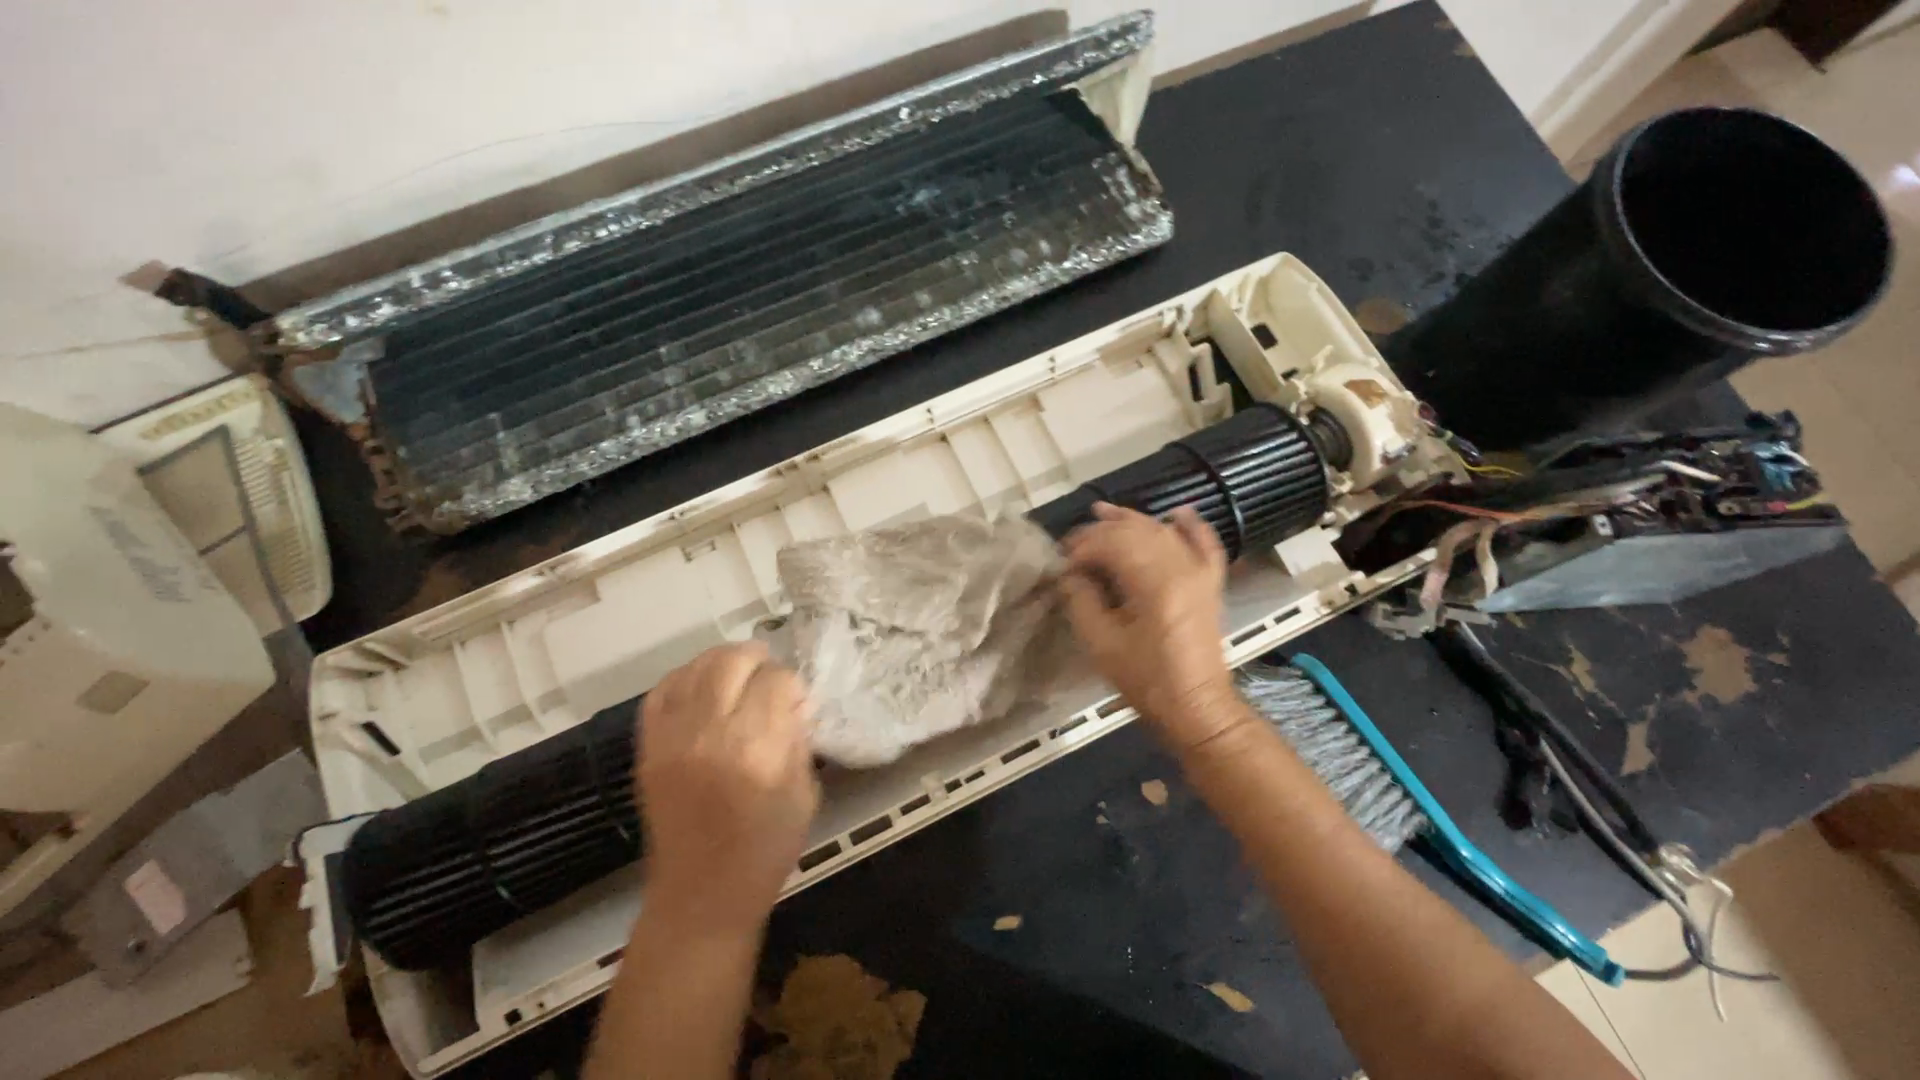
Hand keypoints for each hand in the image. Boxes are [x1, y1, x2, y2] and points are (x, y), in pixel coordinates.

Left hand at [638, 642, 818, 934]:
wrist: (701, 895)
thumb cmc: (764, 850)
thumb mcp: (803, 795)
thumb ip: (799, 741)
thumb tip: (793, 703)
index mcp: (755, 748)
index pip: (776, 681)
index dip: (792, 685)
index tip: (797, 701)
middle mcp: (709, 733)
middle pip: (732, 661)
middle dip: (758, 659)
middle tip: (770, 676)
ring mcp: (672, 738)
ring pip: (695, 668)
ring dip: (723, 662)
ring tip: (739, 675)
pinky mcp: (648, 748)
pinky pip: (661, 692)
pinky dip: (685, 679)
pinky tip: (703, 688)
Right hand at [1058, 503, 1240, 748]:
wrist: (1196, 706)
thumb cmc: (1147, 681)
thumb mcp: (1101, 644)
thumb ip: (1082, 601)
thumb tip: (1070, 575)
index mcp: (1153, 582)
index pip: (1111, 544)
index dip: (1082, 547)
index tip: (1061, 561)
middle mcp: (1180, 568)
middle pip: (1136, 532)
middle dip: (1101, 531)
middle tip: (1073, 543)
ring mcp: (1200, 573)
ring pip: (1163, 532)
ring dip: (1132, 521)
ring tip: (1103, 513)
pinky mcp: (1210, 584)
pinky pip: (1205, 544)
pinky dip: (1191, 526)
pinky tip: (1177, 513)